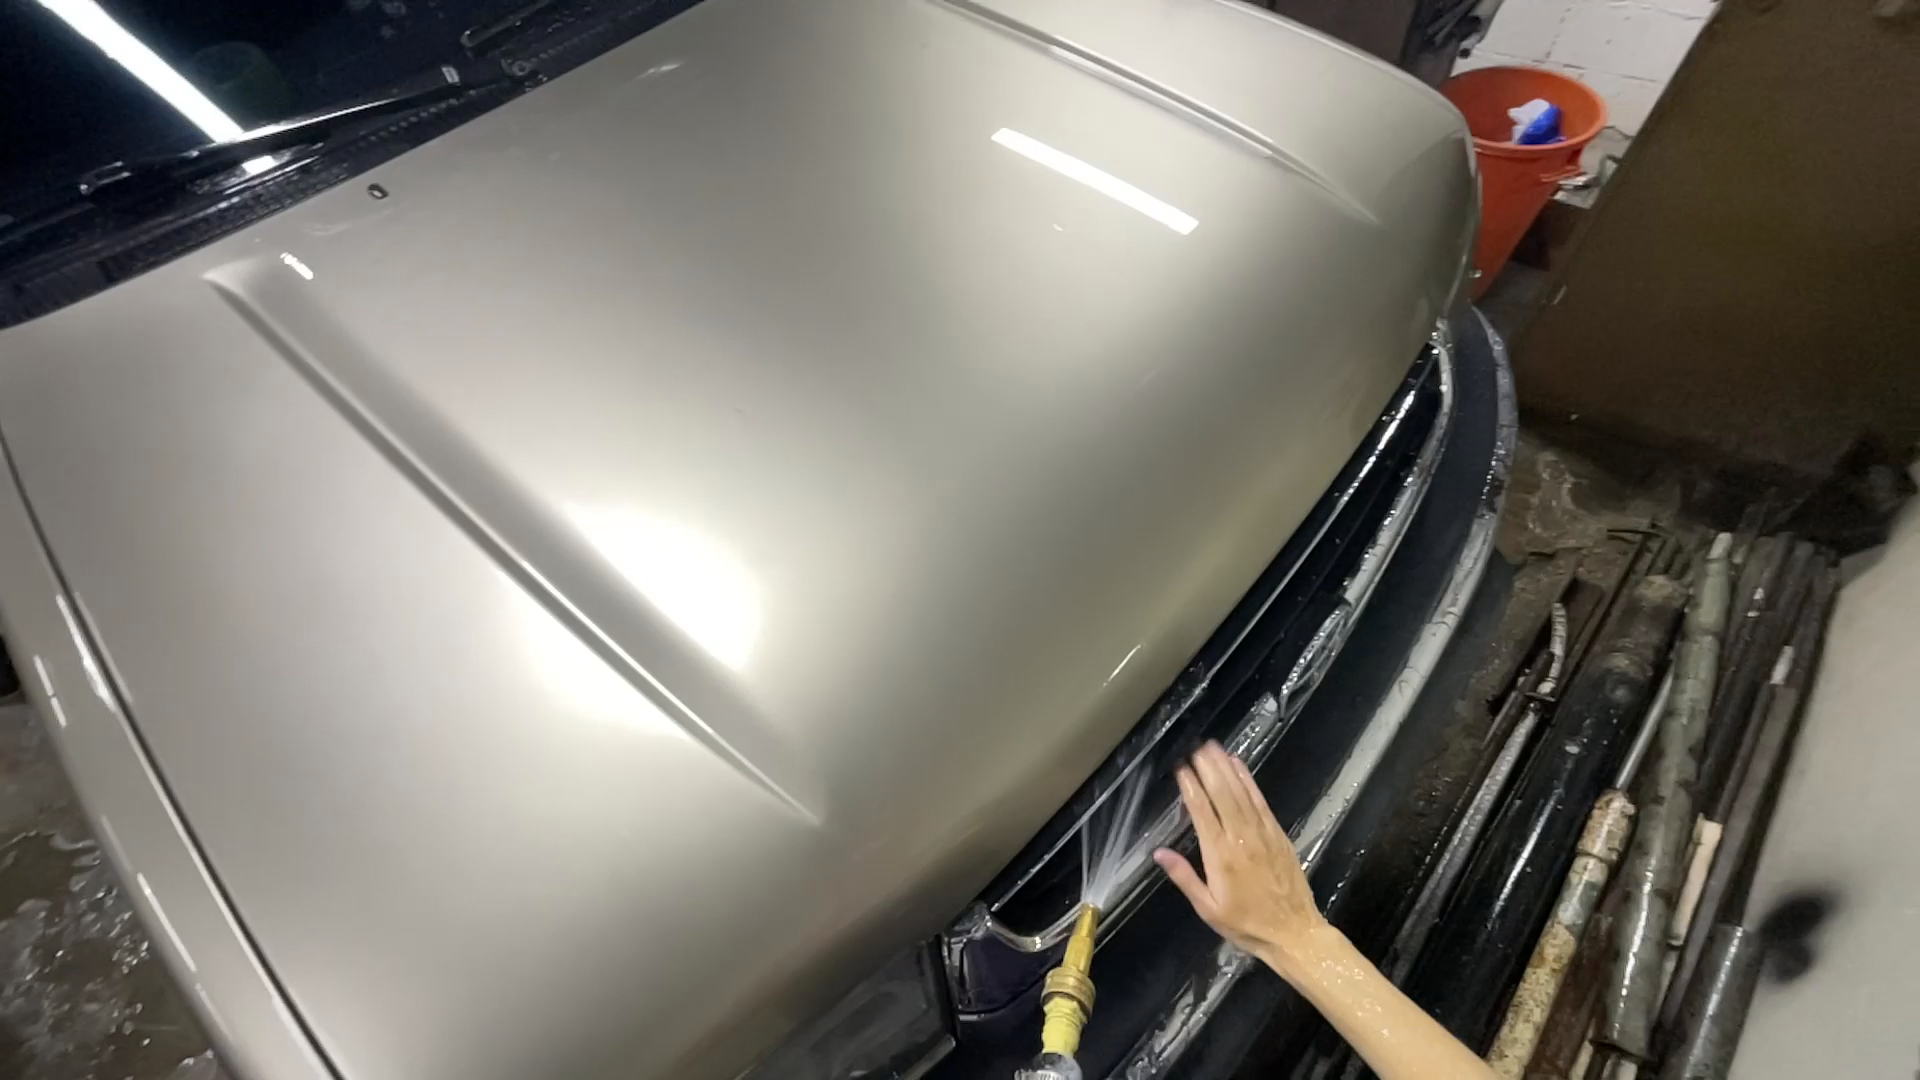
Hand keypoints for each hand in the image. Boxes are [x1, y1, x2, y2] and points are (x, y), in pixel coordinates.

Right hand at [1153, 741, 1328, 974]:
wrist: (1295, 934)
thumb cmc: (1247, 925)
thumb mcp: (1209, 909)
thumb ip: (1184, 878)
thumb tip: (1159, 852)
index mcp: (1220, 856)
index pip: (1202, 812)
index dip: (1190, 787)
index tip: (1180, 768)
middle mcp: (1241, 838)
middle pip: (1222, 795)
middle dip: (1207, 768)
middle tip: (1195, 748)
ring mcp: (1262, 833)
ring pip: (1241, 793)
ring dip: (1226, 768)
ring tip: (1212, 747)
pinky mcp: (1277, 834)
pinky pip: (1260, 801)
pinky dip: (1248, 781)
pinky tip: (1239, 766)